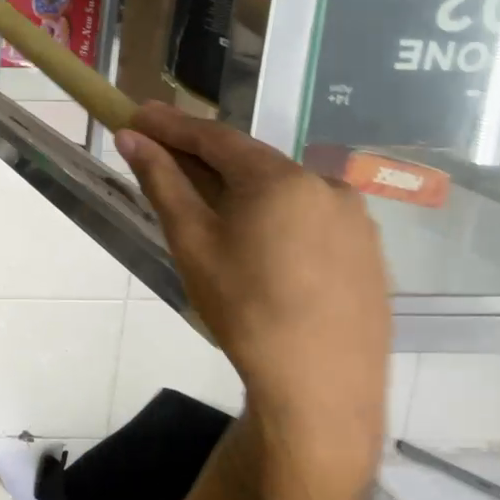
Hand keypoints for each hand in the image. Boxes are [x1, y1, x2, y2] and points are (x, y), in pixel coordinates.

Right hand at [119, 104, 389, 496]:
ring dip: (236, 182)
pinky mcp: (367, 252)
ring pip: (280, 187)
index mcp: (281, 179)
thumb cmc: (244, 306)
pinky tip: (248, 232)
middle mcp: (326, 187)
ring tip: (198, 193)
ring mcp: (355, 221)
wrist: (321, 387)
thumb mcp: (190, 239)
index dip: (170, 124)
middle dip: (201, 153)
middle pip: (249, 158)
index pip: (214, 136)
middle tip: (158, 150)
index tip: (135, 112)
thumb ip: (161, 179)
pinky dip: (270, 210)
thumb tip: (131, 137)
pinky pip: (307, 214)